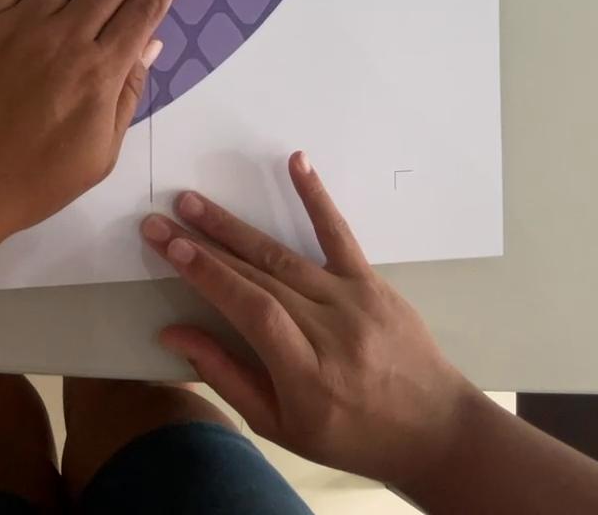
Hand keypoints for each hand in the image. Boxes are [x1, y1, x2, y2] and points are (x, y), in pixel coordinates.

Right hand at [140, 153, 478, 488]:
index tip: (169, 246)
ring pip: (282, 254)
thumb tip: (172, 333)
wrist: (436, 429)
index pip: (251, 311)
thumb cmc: (350, 435)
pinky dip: (316, 196)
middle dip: (203, 245)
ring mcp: (354, 300)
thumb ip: (226, 376)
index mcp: (308, 375)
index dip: (209, 275)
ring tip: (193, 201)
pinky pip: (339, 234)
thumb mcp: (282, 426)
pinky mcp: (371, 281)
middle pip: (258, 277)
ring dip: (233, 225)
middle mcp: (332, 331)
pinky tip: (296, 162)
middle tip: (161, 218)